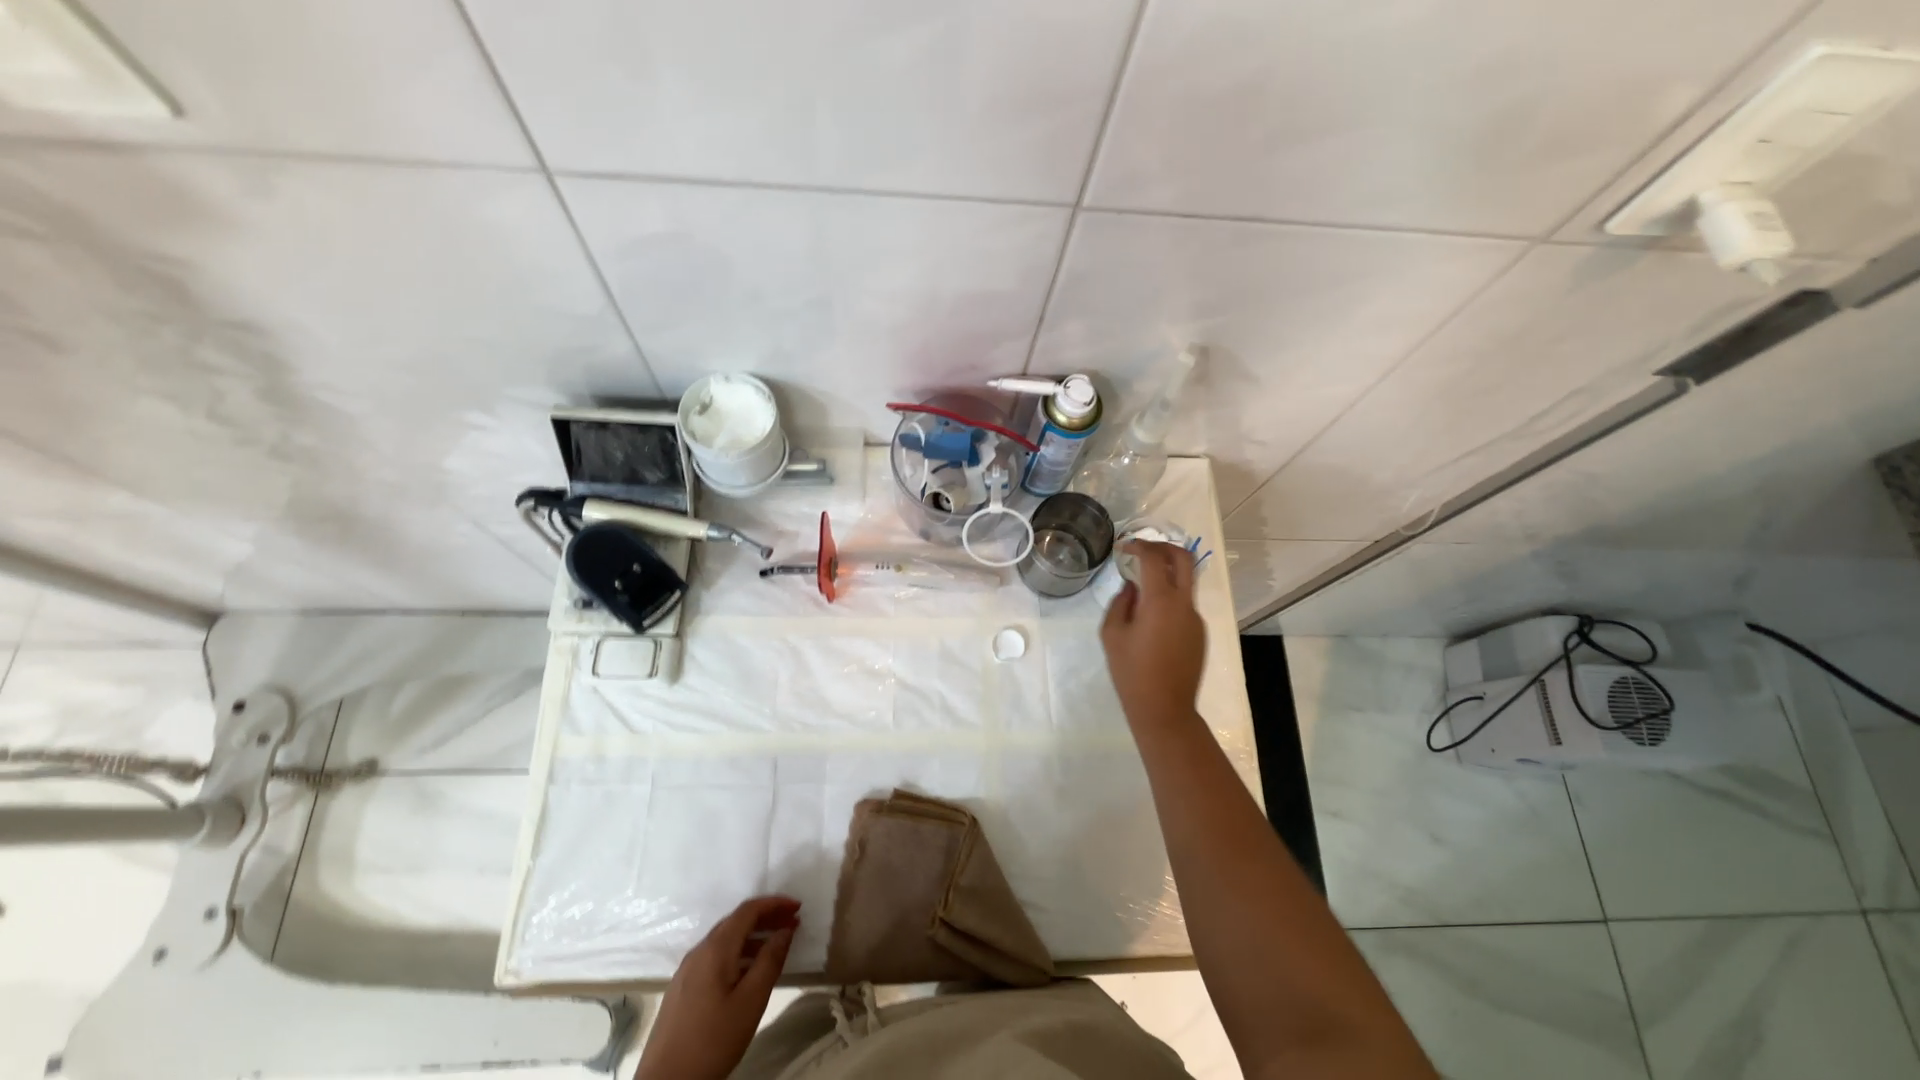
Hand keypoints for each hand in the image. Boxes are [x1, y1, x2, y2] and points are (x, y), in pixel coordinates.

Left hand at [635, 896, 799, 1079]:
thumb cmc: (714, 1039)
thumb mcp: (751, 1001)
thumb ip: (770, 961)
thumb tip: (785, 930)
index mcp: (715, 950)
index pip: (747, 911)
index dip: (774, 904)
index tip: (798, 908)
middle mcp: (698, 952)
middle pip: (735, 922)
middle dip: (765, 918)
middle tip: (793, 924)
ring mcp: (687, 970)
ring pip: (724, 940)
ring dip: (752, 936)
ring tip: (777, 946)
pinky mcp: (683, 988)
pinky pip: (715, 957)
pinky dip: (738, 953)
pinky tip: (749, 970)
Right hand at [1101, 540, 1206, 726]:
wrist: (1164, 709)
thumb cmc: (1131, 673)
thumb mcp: (1112, 635)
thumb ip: (1120, 602)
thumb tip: (1132, 587)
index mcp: (1161, 601)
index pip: (1154, 558)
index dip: (1139, 546)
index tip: (1125, 548)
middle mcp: (1184, 604)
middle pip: (1184, 559)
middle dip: (1164, 547)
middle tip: (1143, 551)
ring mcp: (1196, 619)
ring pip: (1185, 583)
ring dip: (1166, 576)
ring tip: (1140, 592)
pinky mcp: (1200, 633)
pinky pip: (1184, 606)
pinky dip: (1169, 600)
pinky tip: (1151, 621)